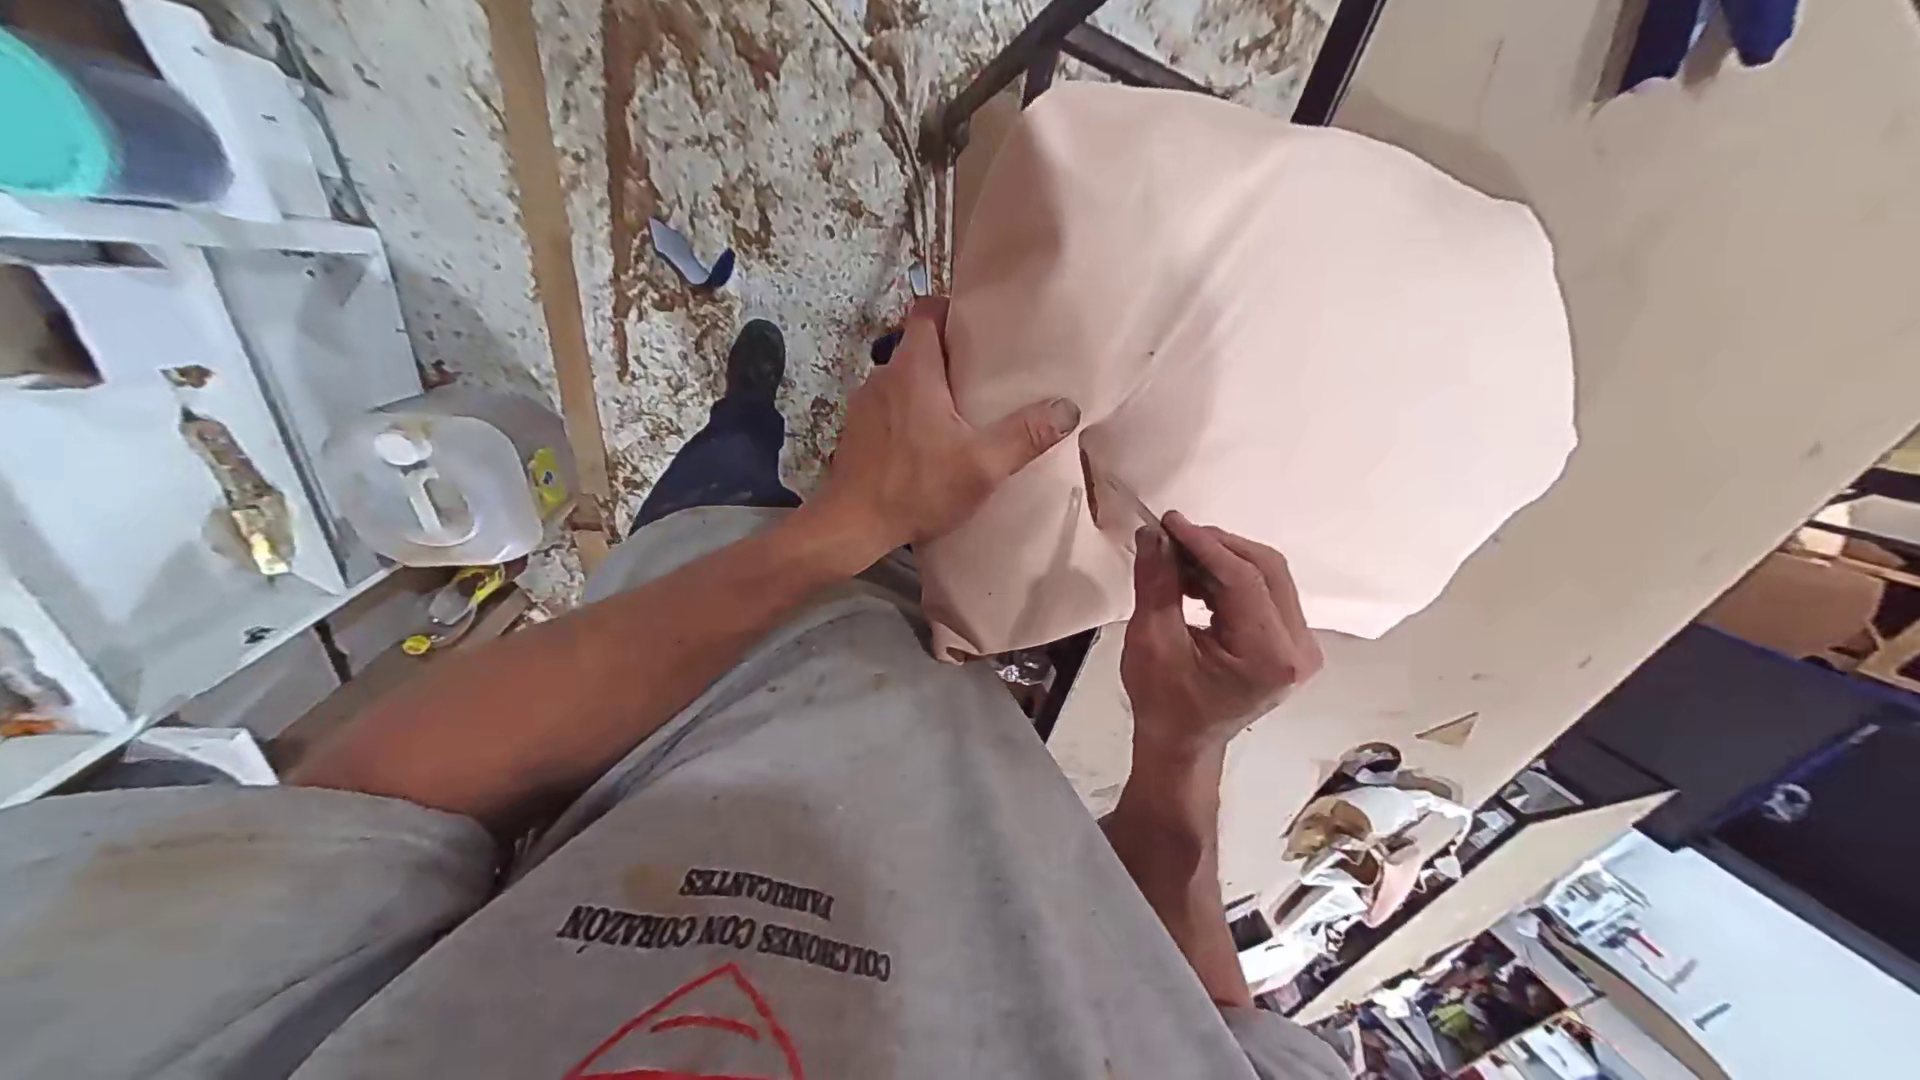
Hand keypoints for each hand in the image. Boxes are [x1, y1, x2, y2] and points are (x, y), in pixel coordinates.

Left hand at [808, 297, 1081, 557]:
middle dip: (949, 354)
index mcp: (913, 370)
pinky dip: (908, 412)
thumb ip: (1025, 436)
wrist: (852, 526)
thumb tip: (1067, 408)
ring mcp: (864, 405)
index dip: (952, 311)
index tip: (980, 328)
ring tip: (960, 409)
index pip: (926, 310)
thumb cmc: (917, 489)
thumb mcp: (981, 466)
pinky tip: (927, 440)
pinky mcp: (856, 431)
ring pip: (902, 379)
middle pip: (917, 345)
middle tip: (984, 373)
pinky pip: (888, 406)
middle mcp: (883, 377)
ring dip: (928, 386)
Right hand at [1121, 512, 1322, 755]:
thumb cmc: (1164, 703)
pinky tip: (1193, 575)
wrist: (1181, 743)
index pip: (1245, 580)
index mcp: (1270, 657)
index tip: (1170, 522)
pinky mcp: (1289, 642)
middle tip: (1172, 534)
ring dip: (1221, 558)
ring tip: (1176, 555)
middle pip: (1267, 570)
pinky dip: (1227, 575)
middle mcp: (1299, 649)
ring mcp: (1300, 645)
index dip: (1205, 545)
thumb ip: (1157, 583)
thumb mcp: (1151, 642)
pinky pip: (1263, 591)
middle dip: (1216, 545)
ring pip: (1267, 575)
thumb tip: (1154, 535)